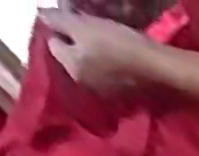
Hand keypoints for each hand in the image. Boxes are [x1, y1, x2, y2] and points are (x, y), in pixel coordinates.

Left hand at [37, 9, 154, 88]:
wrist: (158, 68)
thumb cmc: (117, 44)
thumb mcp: (82, 24)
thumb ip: (56, 19)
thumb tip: (41, 15)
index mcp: (70, 67)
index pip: (53, 42)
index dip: (62, 29)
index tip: (77, 21)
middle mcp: (84, 84)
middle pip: (72, 58)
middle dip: (78, 46)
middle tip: (92, 33)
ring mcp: (106, 93)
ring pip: (91, 68)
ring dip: (95, 58)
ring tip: (108, 46)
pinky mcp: (125, 96)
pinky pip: (109, 78)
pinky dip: (111, 69)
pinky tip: (121, 62)